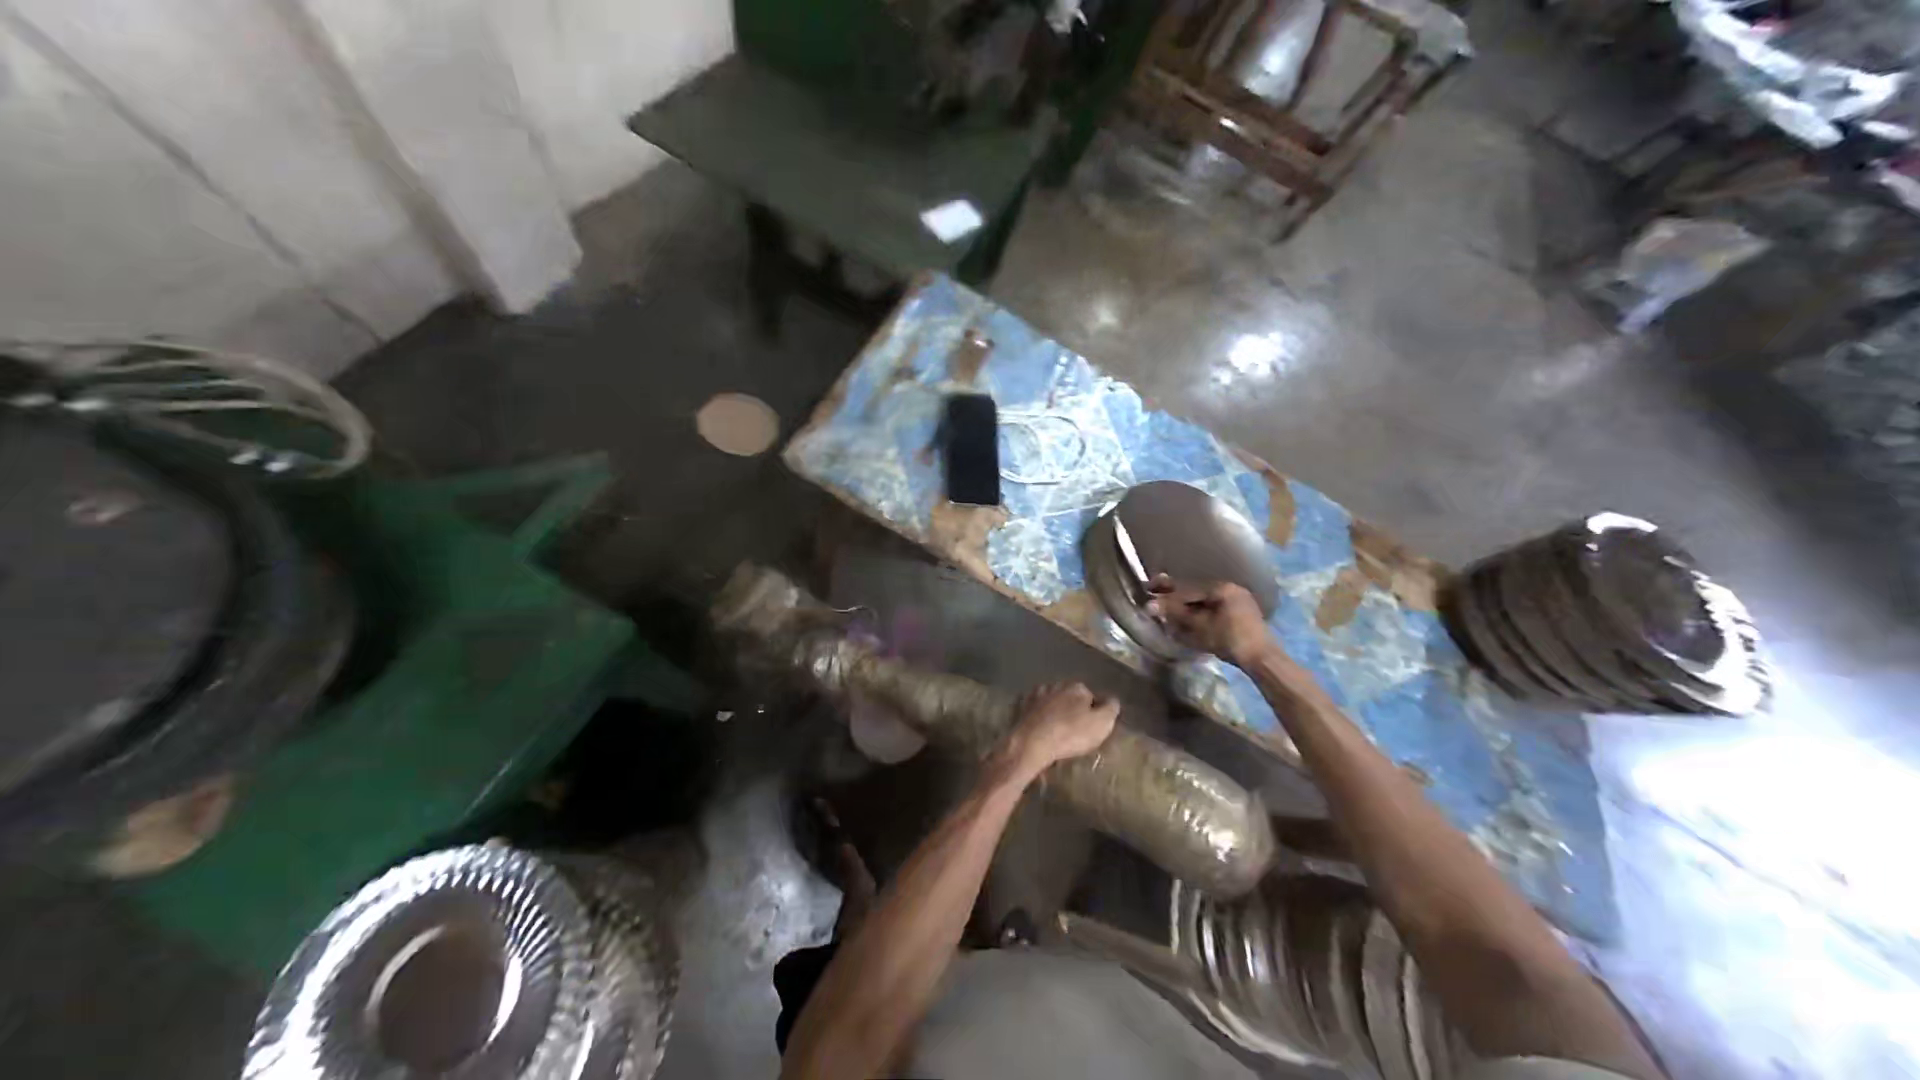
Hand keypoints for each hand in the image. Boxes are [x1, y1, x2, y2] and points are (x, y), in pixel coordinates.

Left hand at [1002, 682, 1118, 776]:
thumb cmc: (1070, 734)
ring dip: (1055, 710)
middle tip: (1074, 730)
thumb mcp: (1102, 723)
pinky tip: (1040, 726)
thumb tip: (1111, 699)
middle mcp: (1056, 684)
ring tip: (1056, 729)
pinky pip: (1035, 708)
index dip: (1093, 713)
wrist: (1032, 743)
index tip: (1091, 727)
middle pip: (1070, 697)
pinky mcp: (1021, 706)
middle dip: (1073, 709)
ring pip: (1052, 700)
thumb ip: (1111, 708)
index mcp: (1077, 687)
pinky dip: (1038, 714)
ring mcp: (1036, 694)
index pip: (1091, 697)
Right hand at [1146, 574, 1275, 667]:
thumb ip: (1176, 613)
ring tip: (1171, 612)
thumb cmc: (1230, 639)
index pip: (1188, 588)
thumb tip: (1151, 605)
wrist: (1261, 659)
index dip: (1167, 593)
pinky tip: (1191, 620)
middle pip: (1197, 592)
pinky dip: (1202, 613)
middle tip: (1157, 598)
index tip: (1149, 591)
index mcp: (1222, 588)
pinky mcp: (1243, 615)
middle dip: (1177, 597)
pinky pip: (1216, 609)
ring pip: (1207, 601)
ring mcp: (1240, 602)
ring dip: (1188, 606)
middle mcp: (1232, 589)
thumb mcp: (1200, 626)